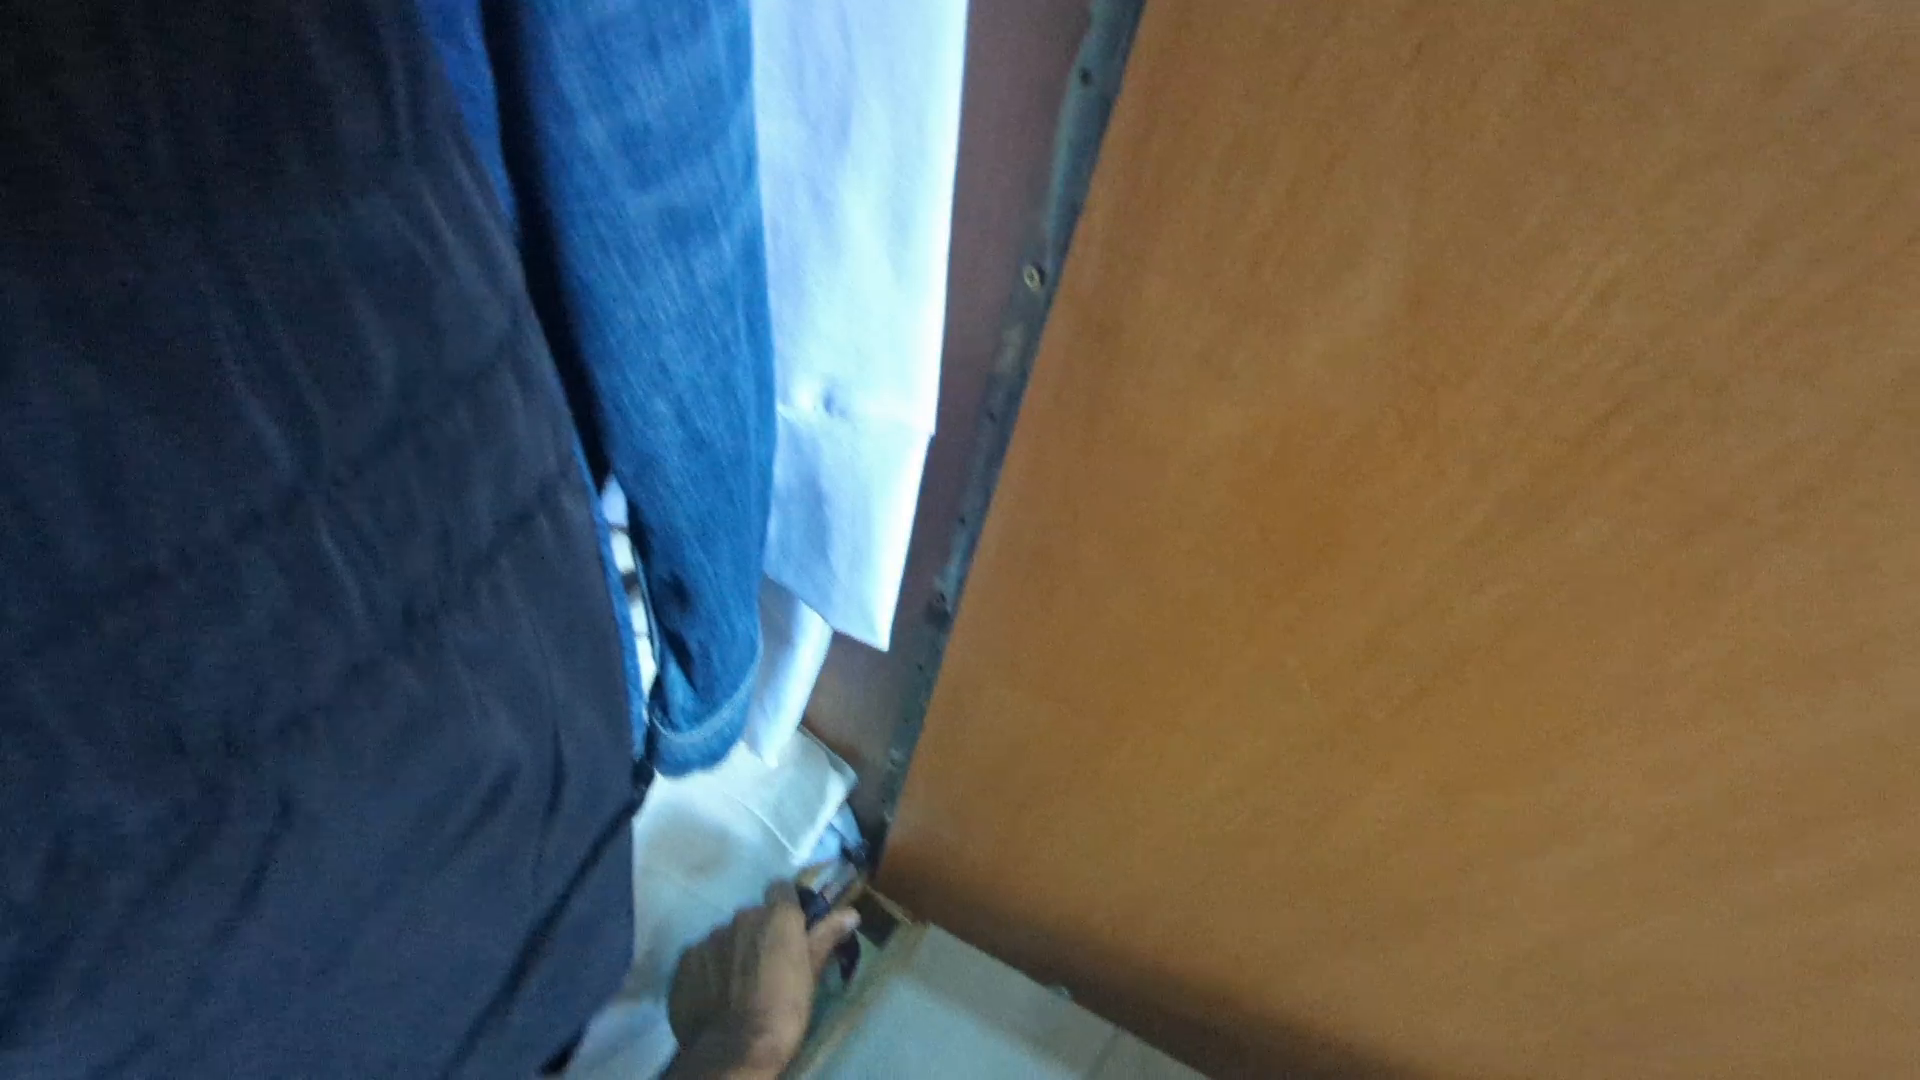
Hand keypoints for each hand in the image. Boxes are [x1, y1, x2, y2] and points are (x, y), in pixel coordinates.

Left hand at [664, 880, 860, 1078]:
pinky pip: (701, 957)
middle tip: (764, 966)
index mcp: (777, 915)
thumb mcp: (811, 974)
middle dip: (757, 934)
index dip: (784, 907)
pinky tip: (714, 995)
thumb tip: (851, 913)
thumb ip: (826, 936)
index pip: (781, 890)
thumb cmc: (783, 1010)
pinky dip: (708, 970)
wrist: (734, 1051)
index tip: (788, 930)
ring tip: (736, 986)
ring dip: (731, 952)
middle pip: (752, 916)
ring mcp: (710, 937)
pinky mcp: (685, 960)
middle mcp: (742, 916)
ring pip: (725, 937)